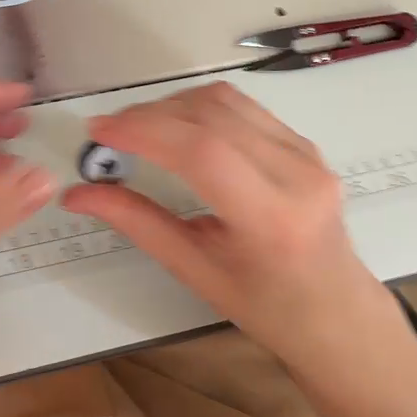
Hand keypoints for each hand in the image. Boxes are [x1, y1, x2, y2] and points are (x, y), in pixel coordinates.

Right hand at [61, 83, 381, 357]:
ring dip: (171, 104)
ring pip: (225, 100)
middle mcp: (297, 176)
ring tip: (137, 128)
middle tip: (108, 132)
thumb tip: (76, 194)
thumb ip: (136, 223)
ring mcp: (307, 154)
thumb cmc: (266, 308)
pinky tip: (175, 128)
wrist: (340, 315)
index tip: (98, 132)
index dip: (143, 131)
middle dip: (148, 115)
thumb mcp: (194, 271)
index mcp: (271, 220)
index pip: (201, 152)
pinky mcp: (304, 143)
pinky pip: (242, 107)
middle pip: (210, 116)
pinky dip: (198, 107)